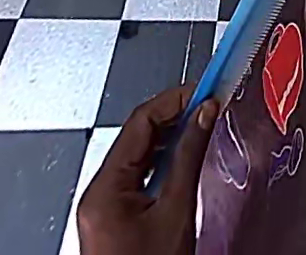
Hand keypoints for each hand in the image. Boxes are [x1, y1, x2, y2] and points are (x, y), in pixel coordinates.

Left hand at [77, 85, 216, 254]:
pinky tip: (185, 154)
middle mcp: (98, 192)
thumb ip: (190, 155)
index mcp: (105, 188)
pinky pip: (139, 172)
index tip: (203, 90)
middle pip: (138, 134)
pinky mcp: (115, 215)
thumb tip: (204, 113)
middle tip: (206, 104)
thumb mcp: (176, 211)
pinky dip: (164, 158)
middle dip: (174, 116)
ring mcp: (104, 204)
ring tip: (201, 125)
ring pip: (139, 152)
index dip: (174, 100)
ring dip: (171, 136)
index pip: (140, 121)